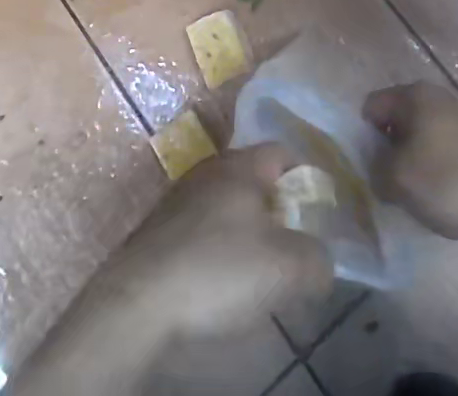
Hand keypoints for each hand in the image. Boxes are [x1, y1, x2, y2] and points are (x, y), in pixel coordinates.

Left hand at [94, 143, 334, 341]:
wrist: (136, 305)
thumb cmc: (219, 270)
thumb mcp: (288, 268)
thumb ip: (318, 259)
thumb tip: (320, 262)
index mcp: (240, 165)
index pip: (284, 152)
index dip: (307, 179)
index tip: (318, 213)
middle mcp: (208, 171)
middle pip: (255, 180)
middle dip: (277, 210)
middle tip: (293, 245)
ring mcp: (177, 199)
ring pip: (227, 207)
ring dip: (246, 233)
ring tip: (258, 272)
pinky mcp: (157, 231)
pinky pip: (201, 231)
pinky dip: (217, 250)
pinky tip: (219, 284)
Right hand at [364, 82, 457, 248]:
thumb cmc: (451, 183)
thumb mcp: (397, 179)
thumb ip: (373, 170)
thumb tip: (379, 171)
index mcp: (415, 95)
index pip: (370, 107)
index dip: (363, 137)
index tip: (368, 168)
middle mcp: (437, 99)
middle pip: (393, 122)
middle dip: (386, 152)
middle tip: (388, 185)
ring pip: (417, 140)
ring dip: (410, 166)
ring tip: (414, 196)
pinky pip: (439, 154)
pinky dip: (433, 174)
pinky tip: (439, 199)